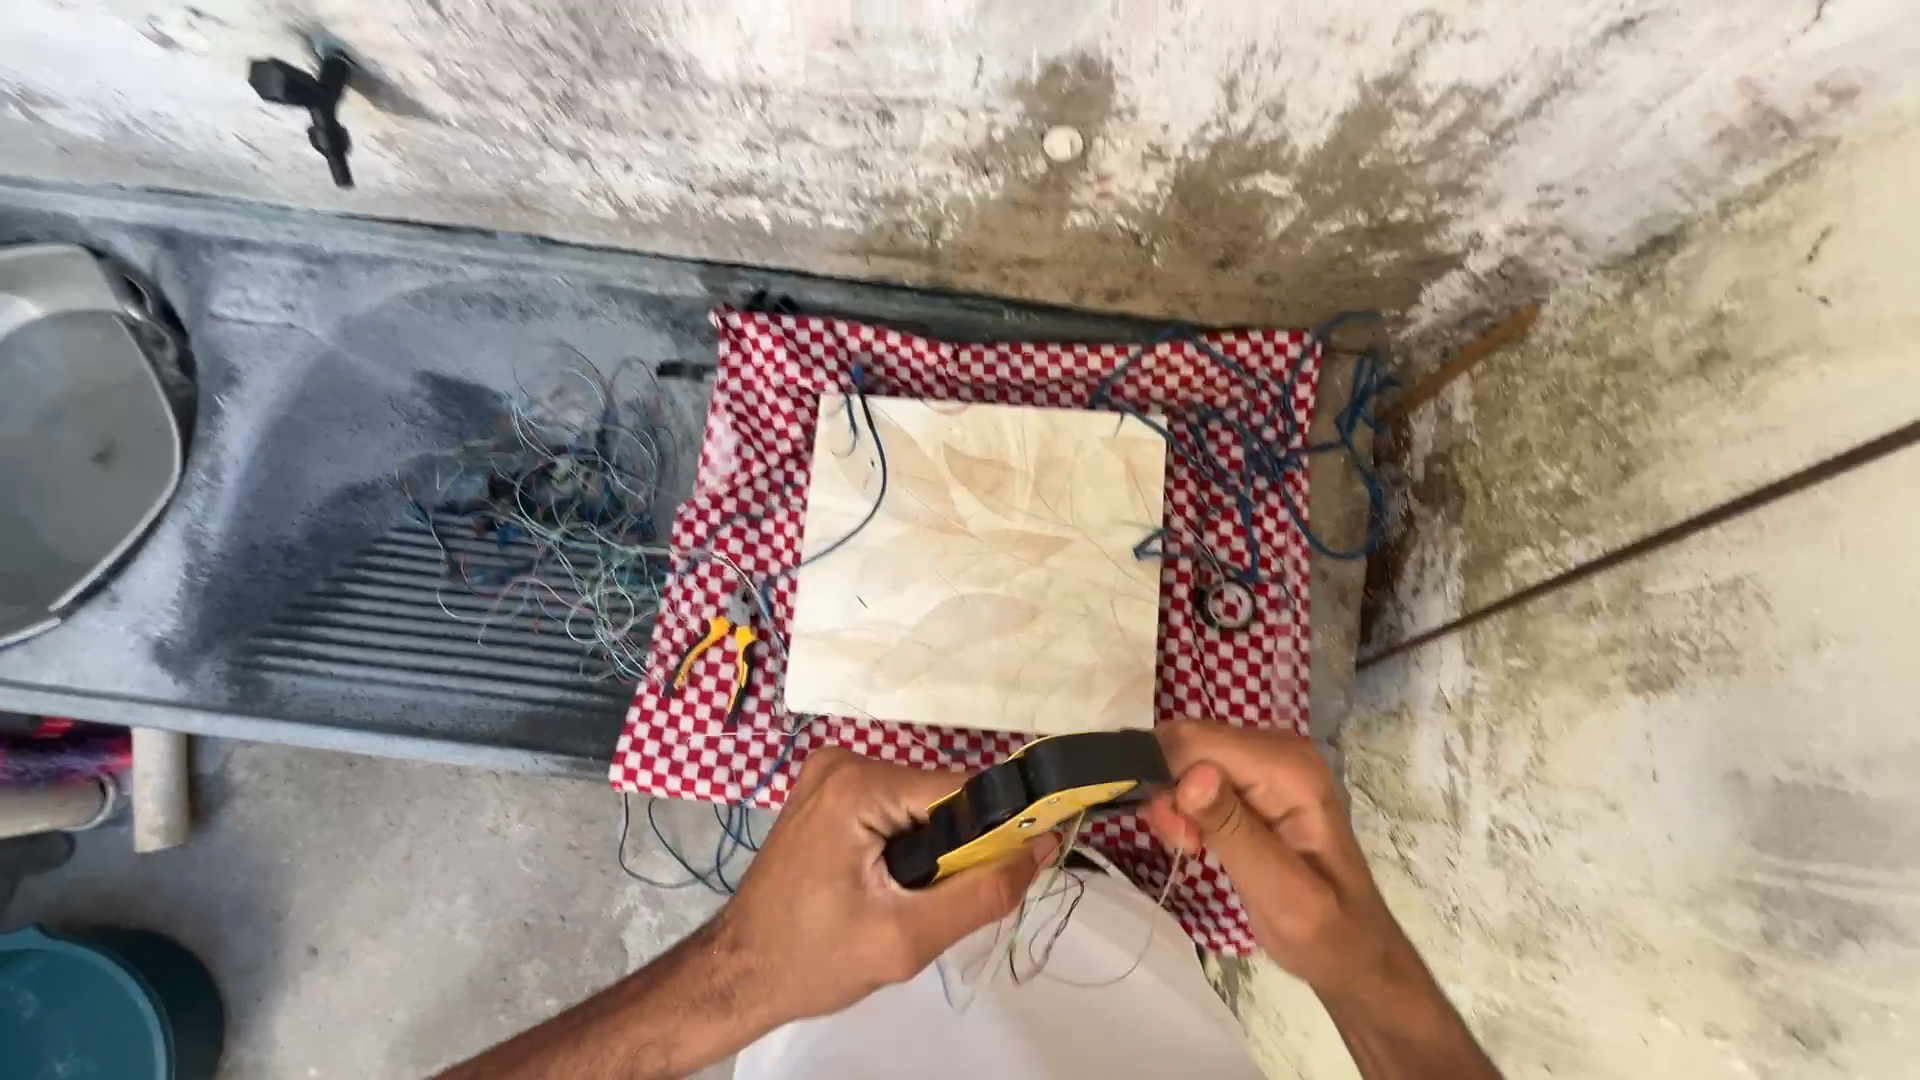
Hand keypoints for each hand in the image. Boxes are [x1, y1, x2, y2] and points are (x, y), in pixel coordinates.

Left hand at [717, 747, 1057, 1024]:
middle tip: (934, 901)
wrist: (736, 973)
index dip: (992, 830)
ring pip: (917, 801)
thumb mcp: (906, 940)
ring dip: (928, 846)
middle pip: (937, 796)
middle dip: (952, 847)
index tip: (1008, 871)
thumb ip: (982, 893)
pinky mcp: (825, 788)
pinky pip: (890, 804)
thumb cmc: (815, 959)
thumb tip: (1042, 847)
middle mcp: (845, 760)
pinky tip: (884, 881)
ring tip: (904, 897)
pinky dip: (902, 840)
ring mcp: (830, 770)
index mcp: (858, 784)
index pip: (958, 791)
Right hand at [1139, 720, 1408, 999]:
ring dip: (1171, 798)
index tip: (1177, 837)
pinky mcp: (1250, 773)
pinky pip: (1193, 767)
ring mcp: (1264, 758)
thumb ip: (1233, 832)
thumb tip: (1192, 778)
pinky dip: (1180, 800)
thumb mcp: (1280, 895)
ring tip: (1190, 845)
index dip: (1169, 779)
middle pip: (1187, 741)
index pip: (1198, 742)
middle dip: (1168, 790)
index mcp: (1291, 770)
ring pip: (1184, 753)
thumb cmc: (1325, 933)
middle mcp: (1277, 749)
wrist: (1353, 950)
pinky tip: (1194, 835)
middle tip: (1182, 845)